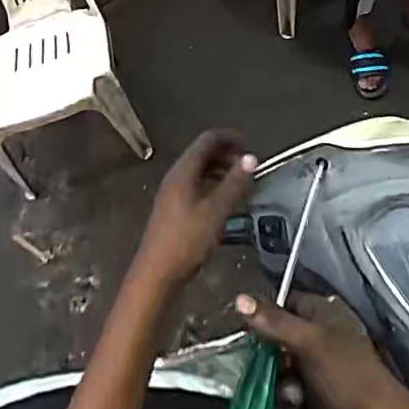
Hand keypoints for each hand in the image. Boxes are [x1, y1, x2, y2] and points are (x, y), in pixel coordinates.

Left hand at [133, 130, 256, 286]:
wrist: (158, 270)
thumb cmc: (187, 238)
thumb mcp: (216, 211)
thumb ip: (234, 183)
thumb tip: (251, 158)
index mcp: (184, 170)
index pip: (207, 140)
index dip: (228, 138)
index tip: (249, 144)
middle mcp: (176, 175)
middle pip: (202, 153)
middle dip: (226, 154)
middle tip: (247, 165)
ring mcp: (173, 190)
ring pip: (199, 169)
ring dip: (220, 170)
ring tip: (240, 182)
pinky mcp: (174, 206)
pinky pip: (195, 184)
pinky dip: (212, 184)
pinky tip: (224, 200)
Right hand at [237, 295, 408, 408]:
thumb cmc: (349, 376)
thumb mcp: (310, 341)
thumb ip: (273, 321)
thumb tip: (239, 298)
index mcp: (319, 316)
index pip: (282, 303)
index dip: (265, 314)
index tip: (252, 328)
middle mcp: (314, 342)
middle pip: (273, 343)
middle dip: (269, 361)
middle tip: (277, 370)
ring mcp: (313, 376)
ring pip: (277, 375)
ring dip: (279, 390)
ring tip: (295, 401)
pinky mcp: (312, 407)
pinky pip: (285, 403)